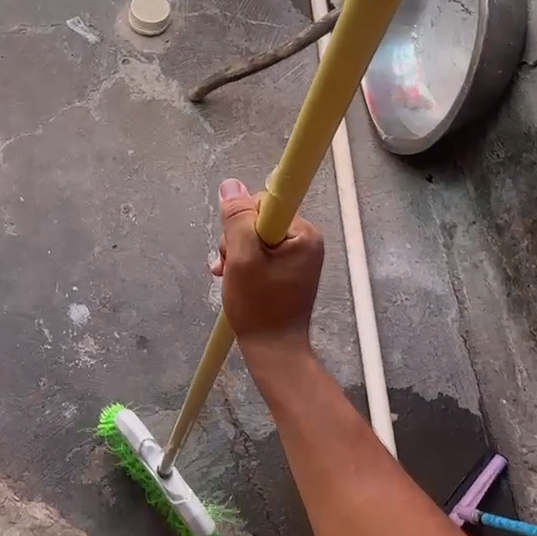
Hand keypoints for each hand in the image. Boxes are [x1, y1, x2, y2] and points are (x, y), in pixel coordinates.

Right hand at [210, 178, 323, 350]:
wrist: (274, 350)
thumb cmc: (259, 308)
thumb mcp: (241, 259)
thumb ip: (237, 220)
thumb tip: (230, 185)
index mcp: (304, 234)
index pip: (265, 202)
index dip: (243, 220)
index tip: (237, 245)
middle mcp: (306, 239)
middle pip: (257, 219)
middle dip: (236, 240)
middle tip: (231, 267)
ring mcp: (298, 254)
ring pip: (254, 236)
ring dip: (236, 253)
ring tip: (230, 275)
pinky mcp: (288, 267)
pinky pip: (259, 251)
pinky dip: (243, 262)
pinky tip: (233, 277)